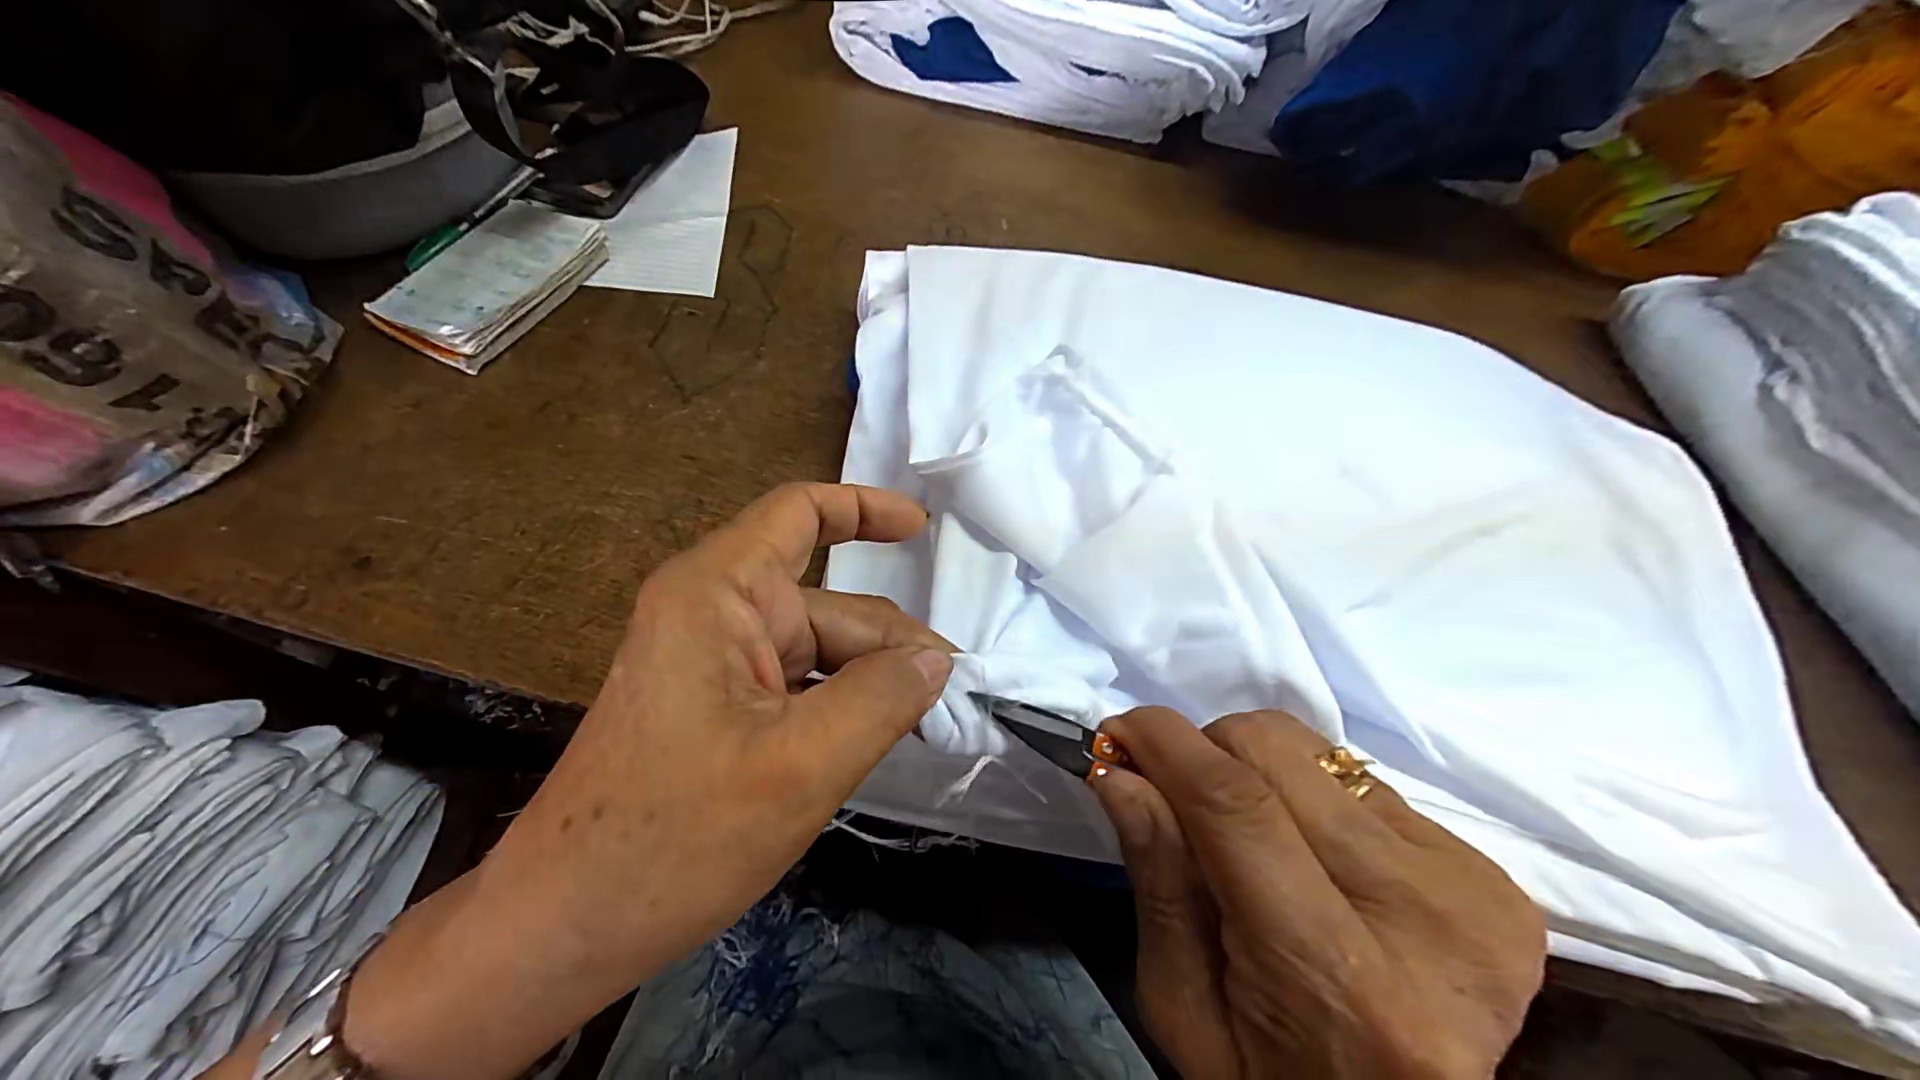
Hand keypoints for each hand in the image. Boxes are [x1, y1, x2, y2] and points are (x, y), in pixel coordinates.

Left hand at [335, 483, 953, 1079]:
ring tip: (921, 727)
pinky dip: (842, 707)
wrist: (564, 927)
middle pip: (829, 604)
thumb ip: (881, 698)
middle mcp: (715, 615)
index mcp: (718, 594)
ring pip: (820, 653)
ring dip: (871, 684)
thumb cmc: (675, 838)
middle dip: (890, 645)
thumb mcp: (801, 764)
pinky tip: (876, 742)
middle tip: (949, 697)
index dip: (864, 508)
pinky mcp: (719, 709)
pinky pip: (800, 688)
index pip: (798, 514)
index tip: (922, 529)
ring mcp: (716, 665)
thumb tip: (936, 660)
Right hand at [1090, 708, 1544, 1079]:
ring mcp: (1469, 888)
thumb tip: (1120, 774)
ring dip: (1256, 771)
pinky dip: (1308, 795)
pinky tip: (1312, 855)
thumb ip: (1158, 883)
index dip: (1169, 747)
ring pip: (1315, 750)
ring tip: (1250, 833)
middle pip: (1276, 754)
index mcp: (1342, 981)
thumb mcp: (1185, 1010)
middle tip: (1177, 794)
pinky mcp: (1493, 874)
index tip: (1119, 727)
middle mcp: (1425, 917)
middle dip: (1205, 751)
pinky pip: (1359, 778)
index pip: (1238, 809)